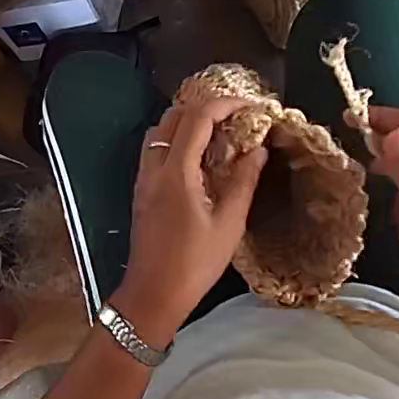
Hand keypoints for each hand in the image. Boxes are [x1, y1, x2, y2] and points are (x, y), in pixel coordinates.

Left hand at [114, 98, 267, 344]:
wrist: (153, 293)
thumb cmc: (194, 264)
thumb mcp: (229, 225)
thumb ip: (243, 182)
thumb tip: (257, 150)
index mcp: (176, 173)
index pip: (197, 119)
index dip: (224, 104)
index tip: (249, 107)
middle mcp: (154, 168)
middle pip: (173, 117)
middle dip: (205, 108)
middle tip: (235, 117)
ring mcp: (143, 179)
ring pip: (159, 131)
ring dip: (186, 121)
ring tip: (217, 132)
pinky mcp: (141, 190)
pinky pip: (154, 149)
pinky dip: (175, 139)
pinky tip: (197, 156)